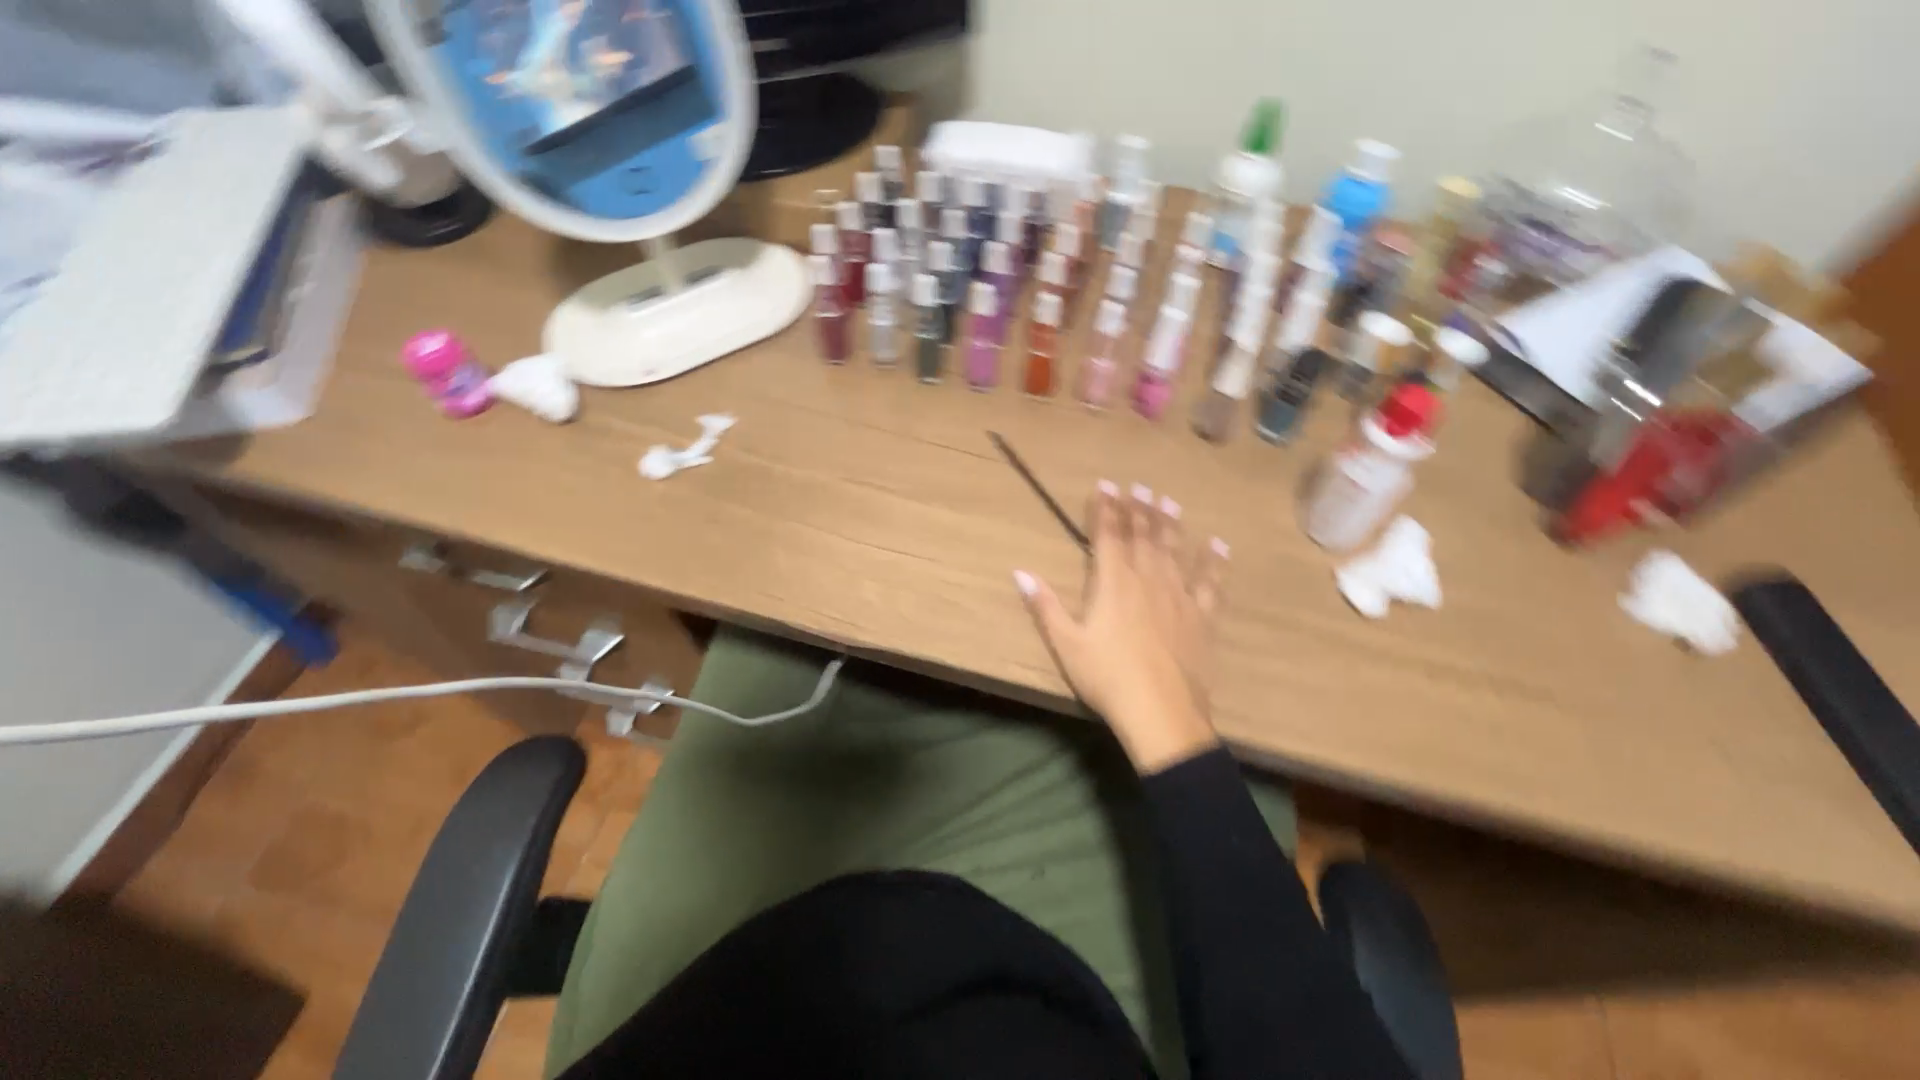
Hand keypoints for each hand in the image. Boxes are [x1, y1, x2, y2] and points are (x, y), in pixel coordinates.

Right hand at [1014, 481, 1229, 773]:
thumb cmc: (1107, 678)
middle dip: (1138, 509)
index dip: (1106, 509)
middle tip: (1139, 485)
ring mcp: (1179, 597)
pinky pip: (1210, 583)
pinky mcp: (1202, 617)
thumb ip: (1044, 606)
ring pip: (1175, 551)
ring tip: (1169, 502)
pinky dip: (1214, 562)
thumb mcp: (1067, 645)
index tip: (1106, 485)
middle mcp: (1148, 580)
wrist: (1161, 711)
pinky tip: (1218, 546)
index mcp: (1114, 583)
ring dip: (1170, 525)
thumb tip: (1020, 572)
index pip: (1108, 536)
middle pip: (1143, 536)